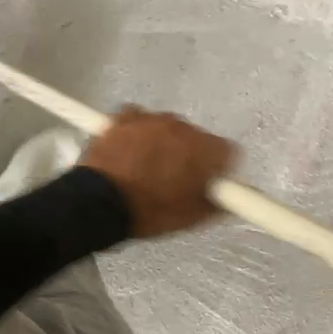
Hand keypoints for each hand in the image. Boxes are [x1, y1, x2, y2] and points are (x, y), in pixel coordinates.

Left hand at [80, 106, 234, 237]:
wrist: (100, 200)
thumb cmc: (150, 211)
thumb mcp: (192, 215)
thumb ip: (219, 200)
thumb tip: (232, 194)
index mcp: (206, 149)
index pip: (227, 152)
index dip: (217, 167)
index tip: (206, 181)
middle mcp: (183, 127)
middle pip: (195, 136)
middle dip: (187, 153)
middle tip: (172, 177)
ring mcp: (151, 119)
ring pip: (165, 126)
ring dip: (161, 140)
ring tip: (146, 164)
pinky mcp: (123, 117)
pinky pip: (137, 118)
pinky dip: (136, 129)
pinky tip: (129, 147)